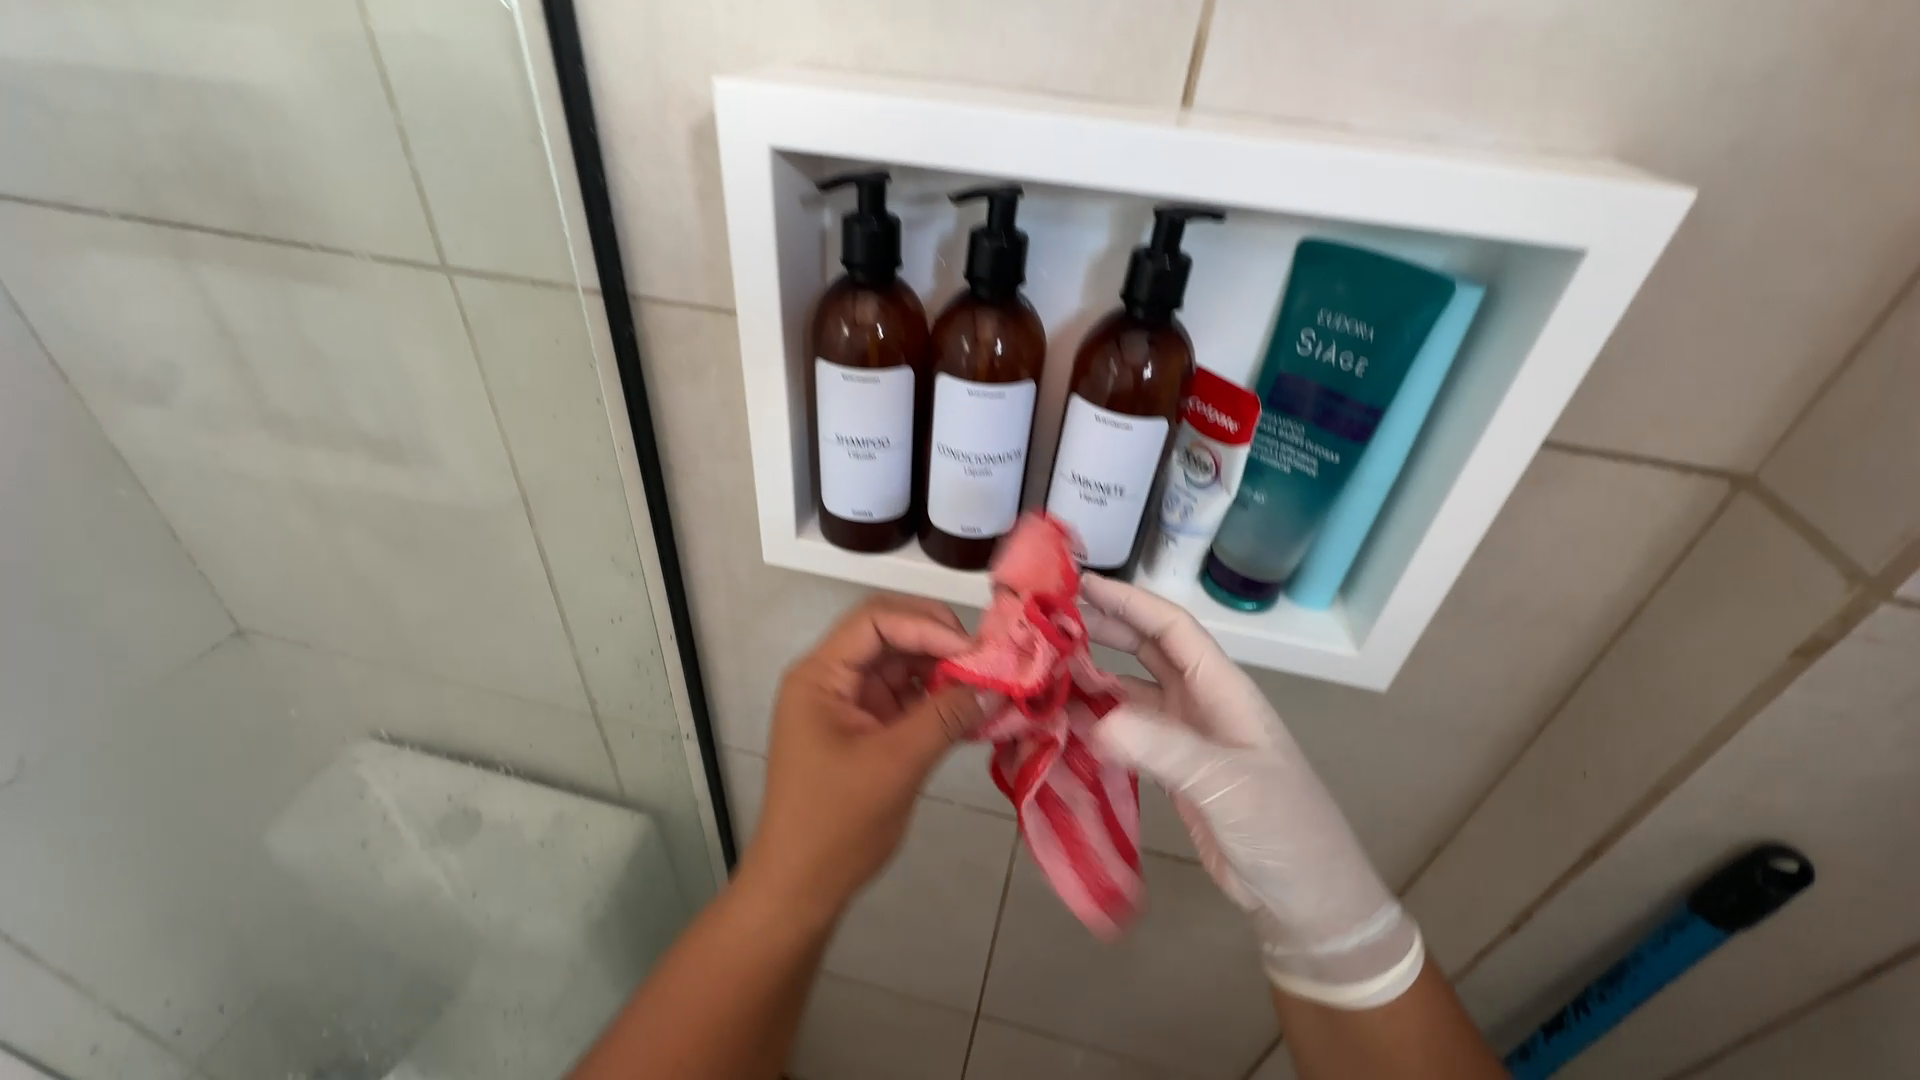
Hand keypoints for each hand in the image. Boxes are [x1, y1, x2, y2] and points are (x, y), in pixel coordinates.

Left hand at [740, 595, 990, 924]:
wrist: (801, 887)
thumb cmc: (836, 824)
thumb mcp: (895, 765)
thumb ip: (945, 718)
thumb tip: (995, 688)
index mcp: (820, 676)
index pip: (875, 621)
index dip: (926, 625)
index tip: (973, 651)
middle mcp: (831, 678)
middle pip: (888, 633)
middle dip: (938, 640)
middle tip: (986, 660)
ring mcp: (849, 703)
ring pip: (901, 663)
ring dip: (942, 669)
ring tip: (987, 683)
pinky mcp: (866, 728)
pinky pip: (906, 696)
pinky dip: (937, 698)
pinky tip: (971, 708)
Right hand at [1080, 576, 1423, 1008]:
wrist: (1306, 897)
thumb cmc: (1283, 829)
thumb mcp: (1229, 783)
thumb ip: (1166, 749)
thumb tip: (1097, 720)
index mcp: (1224, 690)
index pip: (1173, 629)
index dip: (1129, 602)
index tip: (1081, 584)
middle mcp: (1203, 702)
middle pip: (1149, 650)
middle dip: (1105, 629)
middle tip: (1052, 622)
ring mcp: (1188, 736)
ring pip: (1134, 689)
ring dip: (1096, 675)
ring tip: (1048, 667)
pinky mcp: (1174, 770)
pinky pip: (1129, 731)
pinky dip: (1099, 721)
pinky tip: (1068, 720)